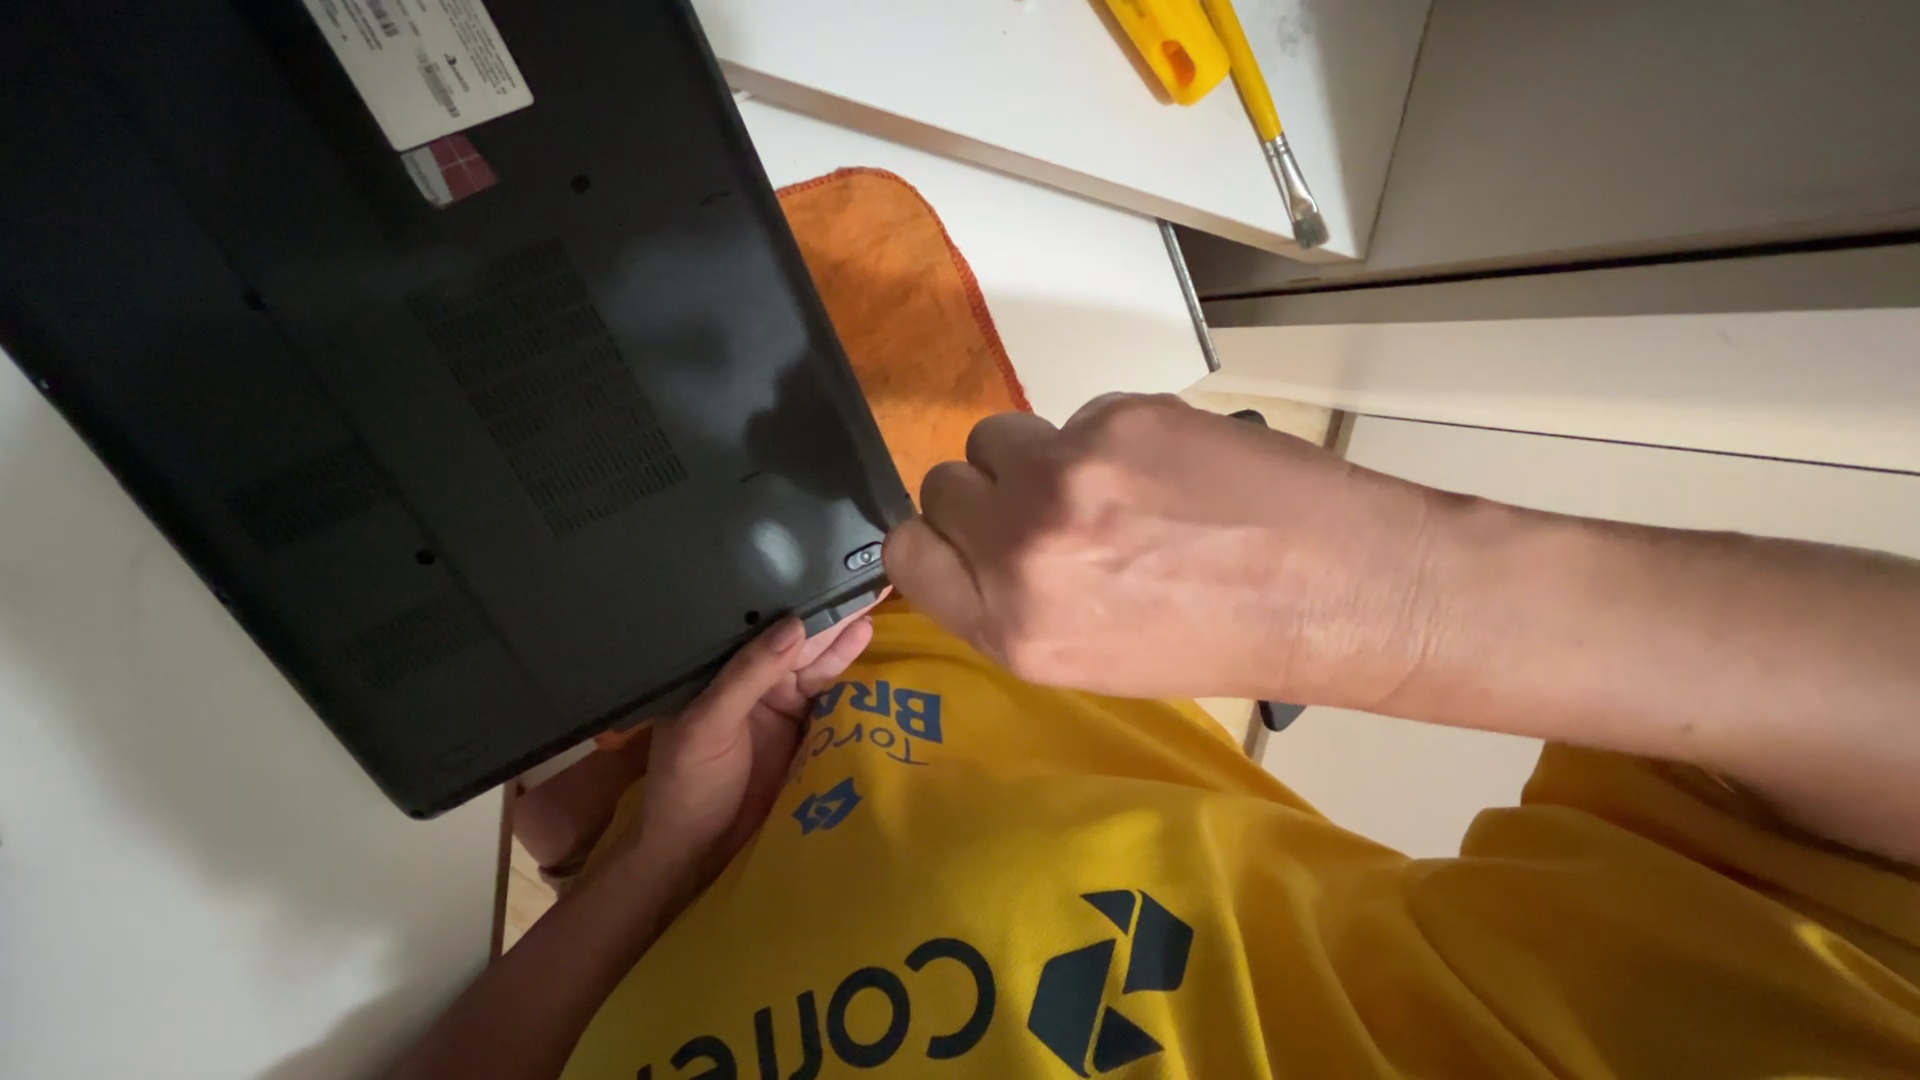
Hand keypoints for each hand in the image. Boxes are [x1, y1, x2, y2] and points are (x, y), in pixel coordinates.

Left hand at [629, 607, 877, 885]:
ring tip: (872, 605)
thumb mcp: (707, 724)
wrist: (702, 851)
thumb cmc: (688, 784)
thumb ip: (749, 674)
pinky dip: (849, 673)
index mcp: (723, 672)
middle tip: (861, 580)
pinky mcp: (806, 729)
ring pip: (817, 663)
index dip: (793, 604)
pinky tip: (867, 645)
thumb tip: (794, 625)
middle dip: (828, 614)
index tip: (822, 575)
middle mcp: (755, 681)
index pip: (763, 630)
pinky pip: (831, 696)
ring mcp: (782, 704)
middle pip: (797, 642)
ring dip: (843, 637)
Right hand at [883, 394, 1437, 703]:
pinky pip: (1075, 417)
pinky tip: (1163, 470)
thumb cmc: (1211, 643)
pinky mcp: (1119, 416)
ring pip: (999, 436)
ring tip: (1106, 488)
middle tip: (1048, 514)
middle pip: (942, 483)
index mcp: (1013, 627)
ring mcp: (1069, 473)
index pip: (907, 551)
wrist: (1334, 588)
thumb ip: (1009, 603)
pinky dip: (1104, 439)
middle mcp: (1023, 548)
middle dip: (987, 496)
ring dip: (1035, 458)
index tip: (968, 538)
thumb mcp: (1086, 660)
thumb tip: (970, 544)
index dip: (936, 540)